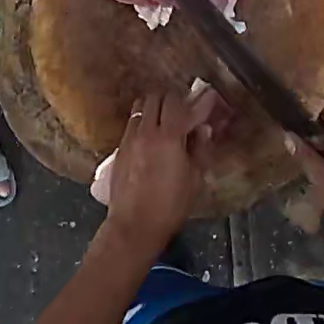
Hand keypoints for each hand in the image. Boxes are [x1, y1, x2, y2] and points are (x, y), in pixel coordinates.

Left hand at [101, 90, 212, 252]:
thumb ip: (200, 148)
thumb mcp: (196, 177)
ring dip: (154, 106)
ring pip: (140, 107)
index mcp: (168, 137)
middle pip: (156, 97)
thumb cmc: (171, 204)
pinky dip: (143, 120)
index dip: (193, 98)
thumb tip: (203, 129)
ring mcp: (129, 139)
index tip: (204, 99)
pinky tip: (151, 134)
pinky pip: (131, 123)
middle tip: (185, 107)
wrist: (134, 226)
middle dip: (172, 98)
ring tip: (166, 117)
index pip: (177, 101)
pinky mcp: (118, 150)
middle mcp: (146, 132)